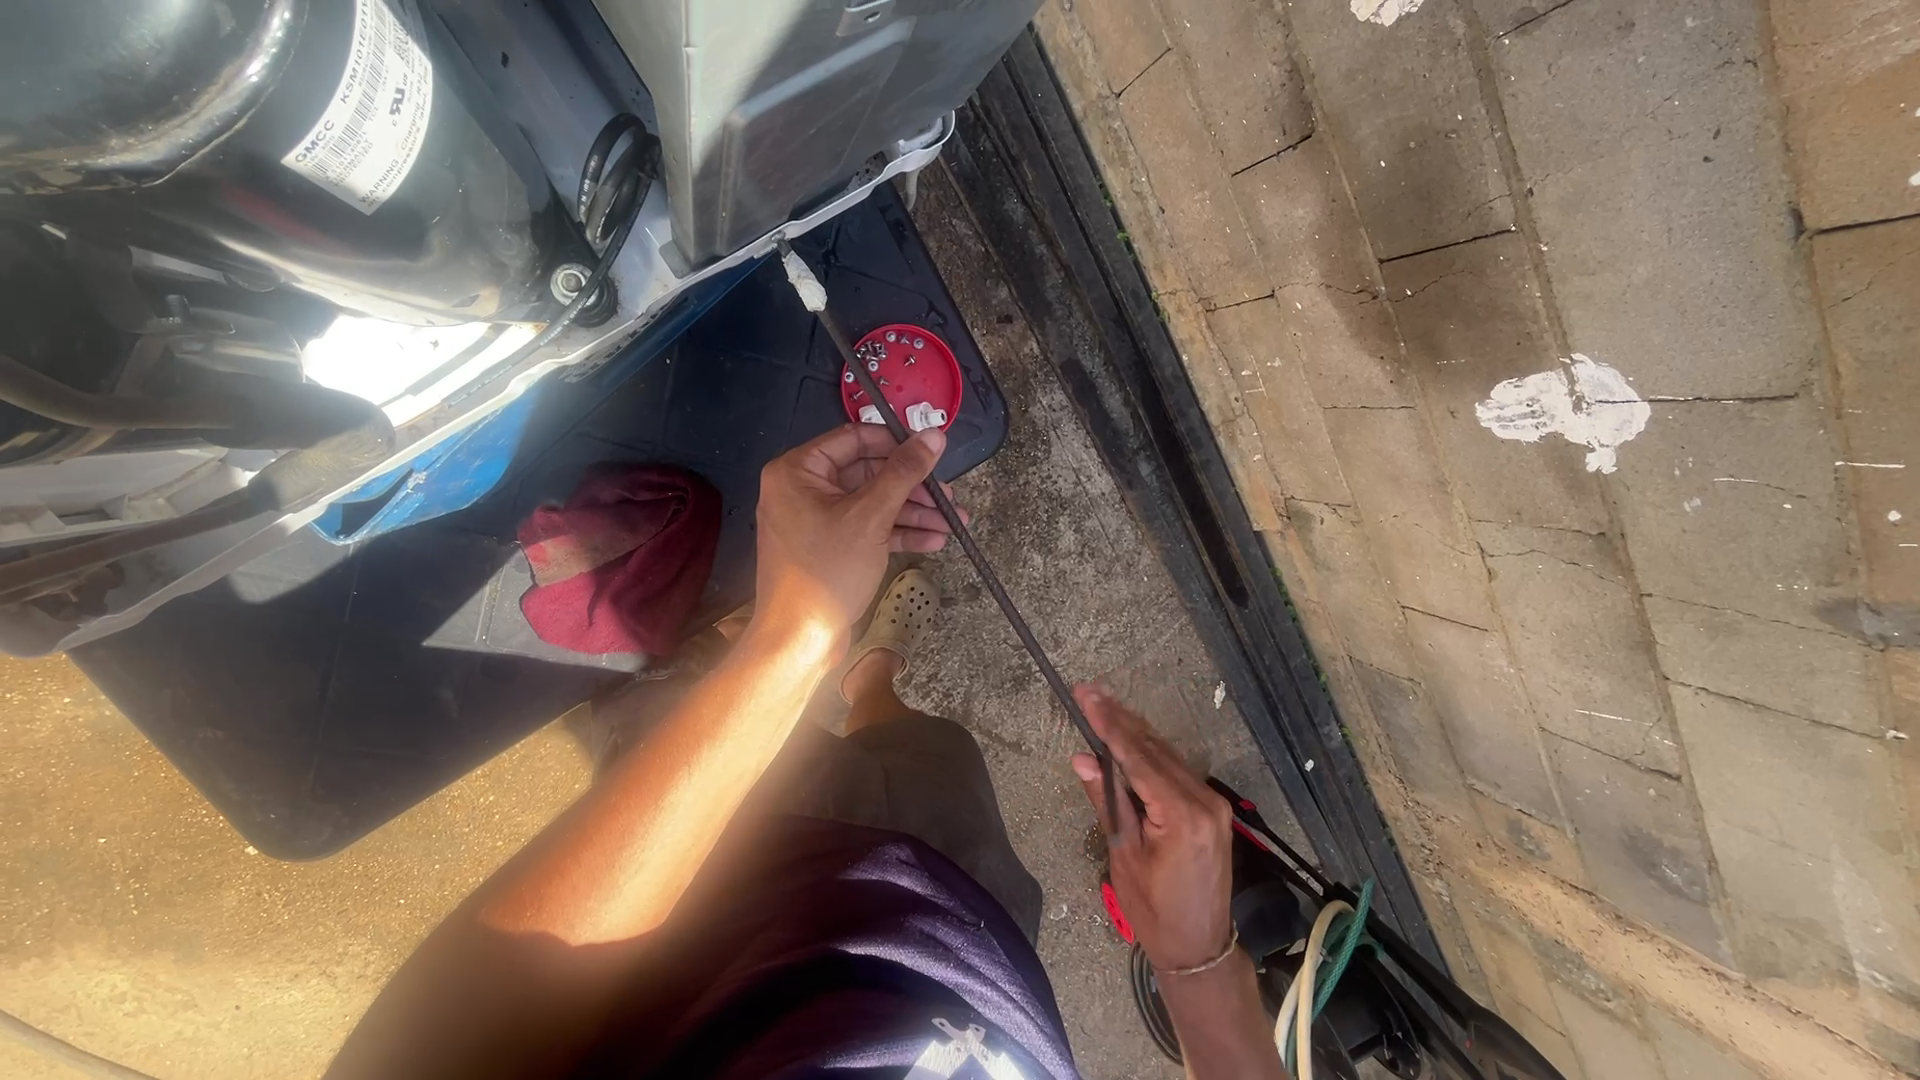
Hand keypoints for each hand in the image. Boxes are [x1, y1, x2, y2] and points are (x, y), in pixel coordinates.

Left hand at [753, 422, 963, 637]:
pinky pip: (867, 528)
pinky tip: (933, 540)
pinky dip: (897, 533)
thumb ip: (904, 472)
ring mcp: (816, 520)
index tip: (932, 452)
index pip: (855, 438)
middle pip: (868, 473)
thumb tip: (934, 435)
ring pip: (873, 503)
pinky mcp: (829, 547)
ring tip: (953, 522)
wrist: (800, 639)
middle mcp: (803, 489)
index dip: (896, 443)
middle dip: (912, 487)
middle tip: (947, 496)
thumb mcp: (871, 516)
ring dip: (913, 512)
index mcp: (798, 471)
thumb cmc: (827, 571)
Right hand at [1070, 684, 1235, 972]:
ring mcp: (1213, 803)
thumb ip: (1106, 800)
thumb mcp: (1123, 854)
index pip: (1138, 757)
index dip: (1108, 725)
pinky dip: (1150, 754)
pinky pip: (1176, 771)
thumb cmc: (1154, 909)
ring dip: (1134, 731)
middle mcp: (1205, 800)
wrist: (1198, 948)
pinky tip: (1129, 737)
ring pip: (1166, 756)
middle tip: (1090, 690)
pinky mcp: (1212, 809)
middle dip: (1120, 719)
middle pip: (1154, 749)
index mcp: (1183, 814)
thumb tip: (1082, 758)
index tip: (1086, 695)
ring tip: (1103, 704)